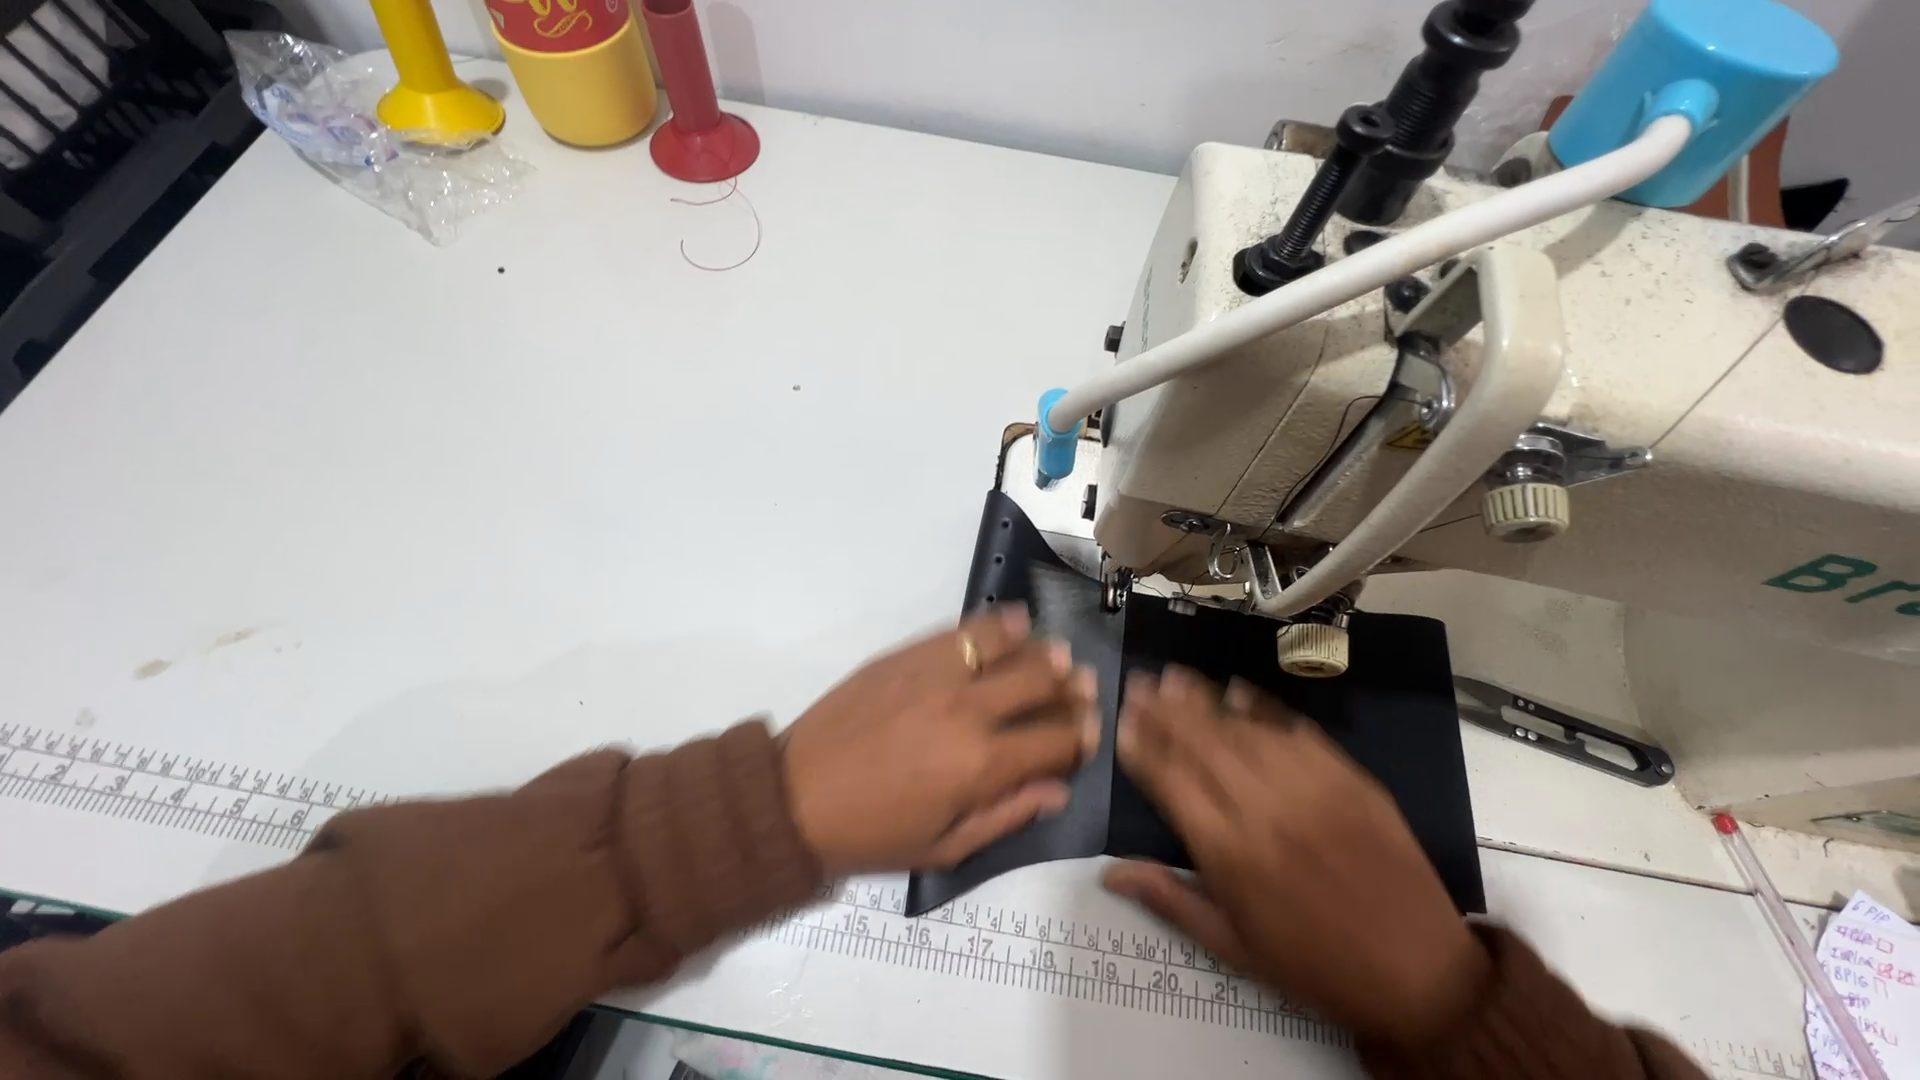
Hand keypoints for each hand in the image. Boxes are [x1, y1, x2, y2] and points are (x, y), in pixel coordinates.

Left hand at [782, 605, 1099, 876]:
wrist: (794, 796)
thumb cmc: (872, 833)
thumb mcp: (944, 847)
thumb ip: (1008, 815)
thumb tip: (1059, 789)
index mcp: (981, 764)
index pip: (1056, 740)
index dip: (1083, 735)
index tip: (1091, 731)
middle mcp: (968, 710)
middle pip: (1041, 682)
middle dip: (1072, 686)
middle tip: (1082, 687)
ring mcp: (935, 674)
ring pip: (1007, 645)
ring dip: (1041, 649)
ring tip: (1055, 654)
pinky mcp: (907, 654)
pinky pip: (962, 630)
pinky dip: (996, 625)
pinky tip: (1013, 624)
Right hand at [1103, 668, 1488, 1046]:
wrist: (1421, 973)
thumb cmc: (1314, 966)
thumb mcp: (1233, 948)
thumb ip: (1169, 899)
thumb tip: (1109, 872)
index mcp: (1231, 854)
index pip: (1171, 782)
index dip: (1142, 748)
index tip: (1121, 721)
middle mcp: (1266, 810)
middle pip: (1202, 744)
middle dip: (1164, 711)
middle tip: (1138, 683)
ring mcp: (1312, 789)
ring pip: (1244, 731)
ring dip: (1205, 701)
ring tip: (1174, 678)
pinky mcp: (1350, 779)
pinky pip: (1296, 732)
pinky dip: (1263, 708)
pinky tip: (1237, 690)